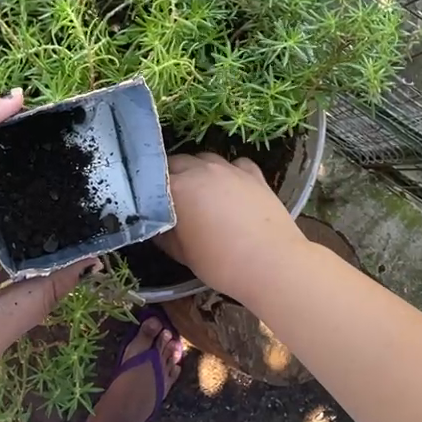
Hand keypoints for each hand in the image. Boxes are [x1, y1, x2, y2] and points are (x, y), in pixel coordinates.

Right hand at [155, 152, 305, 298]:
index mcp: (178, 188)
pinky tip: (231, 186)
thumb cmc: (221, 263)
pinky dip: (229, 171)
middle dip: (171, 175)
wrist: (272, 263)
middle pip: (178, 161)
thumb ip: (164, 235)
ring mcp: (230, 168)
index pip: (153, 178)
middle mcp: (202, 169)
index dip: (149, 189)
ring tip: (200, 190)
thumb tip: (156, 225)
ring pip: (205, 158)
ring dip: (197, 169)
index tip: (149, 202)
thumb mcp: (182, 254)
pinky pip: (235, 164)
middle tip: (171, 197)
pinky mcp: (254, 174)